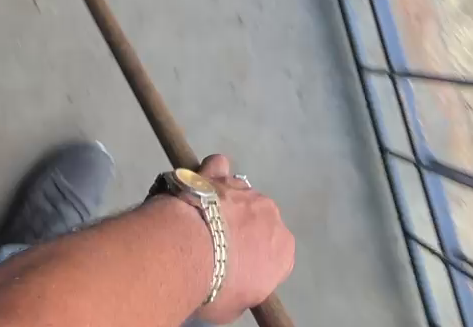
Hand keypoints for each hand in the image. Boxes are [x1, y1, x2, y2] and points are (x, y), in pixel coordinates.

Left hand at [197, 154, 294, 323]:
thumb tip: (234, 280)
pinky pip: (218, 166)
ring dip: (225, 204)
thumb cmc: (217, 286)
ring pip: (238, 194)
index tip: (239, 271)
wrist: (188, 250)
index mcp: (283, 247)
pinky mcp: (217, 172)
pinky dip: (211, 173)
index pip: (277, 254)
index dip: (257, 262)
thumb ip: (244, 287)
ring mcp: (243, 188)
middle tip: (217, 247)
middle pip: (259, 220)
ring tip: (201, 221)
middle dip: (242, 229)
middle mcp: (270, 212)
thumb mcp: (235, 305)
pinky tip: (200, 183)